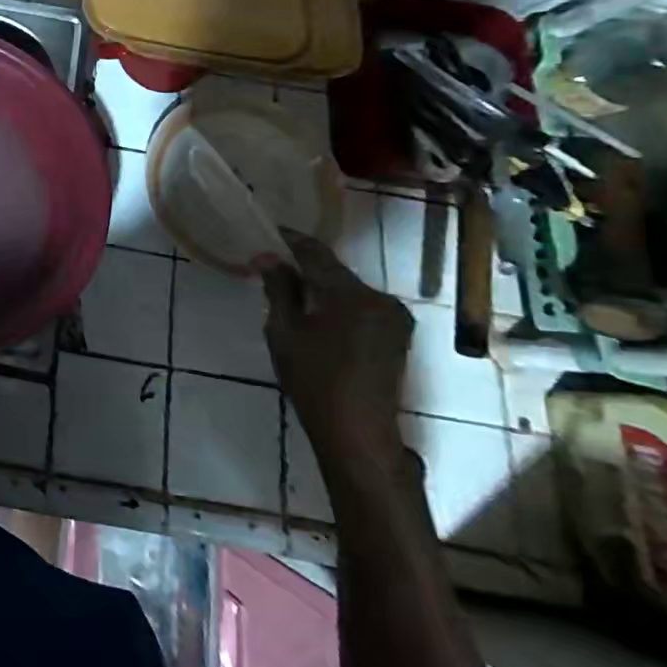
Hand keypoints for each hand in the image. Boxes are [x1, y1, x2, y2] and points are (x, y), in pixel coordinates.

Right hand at [262, 231, 413, 459]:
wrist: (358, 433)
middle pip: (335, 272)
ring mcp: (395, 318)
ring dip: (323, 289)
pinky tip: (319, 318)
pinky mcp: (398, 335)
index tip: (271, 233)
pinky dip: (339, 306)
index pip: (316, 254)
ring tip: (293, 295)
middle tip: (275, 269)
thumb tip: (268, 258)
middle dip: (306, 269)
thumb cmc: (314, 382)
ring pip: (350, 291)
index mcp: (351, 295)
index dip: (291, 241)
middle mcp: (380, 298)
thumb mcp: (284, 333)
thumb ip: (279, 290)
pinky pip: (363, 308)